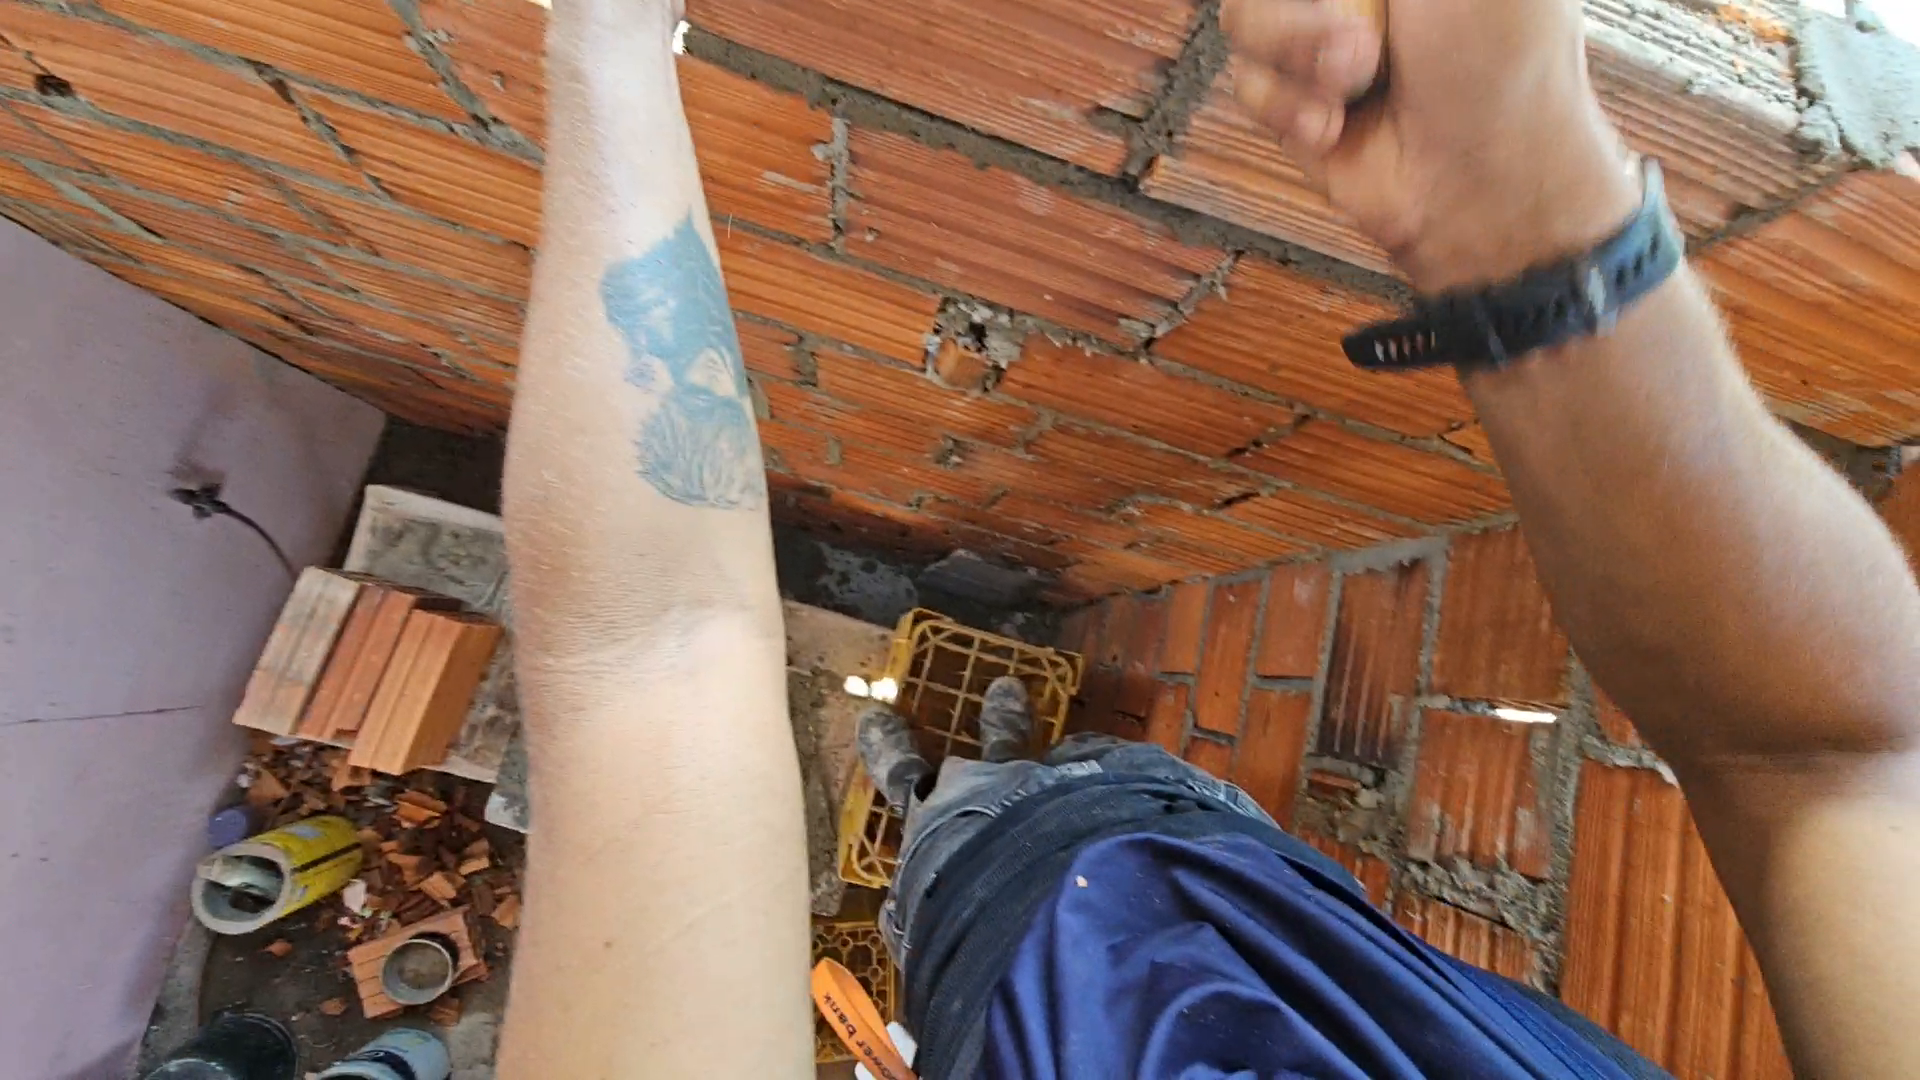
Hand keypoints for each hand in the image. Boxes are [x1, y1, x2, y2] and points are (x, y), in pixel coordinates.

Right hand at [1220, 0, 1640, 290]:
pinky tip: (1333, 126)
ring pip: (1242, 20)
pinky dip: (1288, 110)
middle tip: (1361, 41)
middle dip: (1300, 14)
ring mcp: (1310, 31)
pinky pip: (1245, 87)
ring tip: (1353, 87)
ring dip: (1294, 63)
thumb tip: (1355, 1)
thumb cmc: (1497, 55)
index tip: (1343, 15)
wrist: (1466, 180)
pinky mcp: (1287, 95)